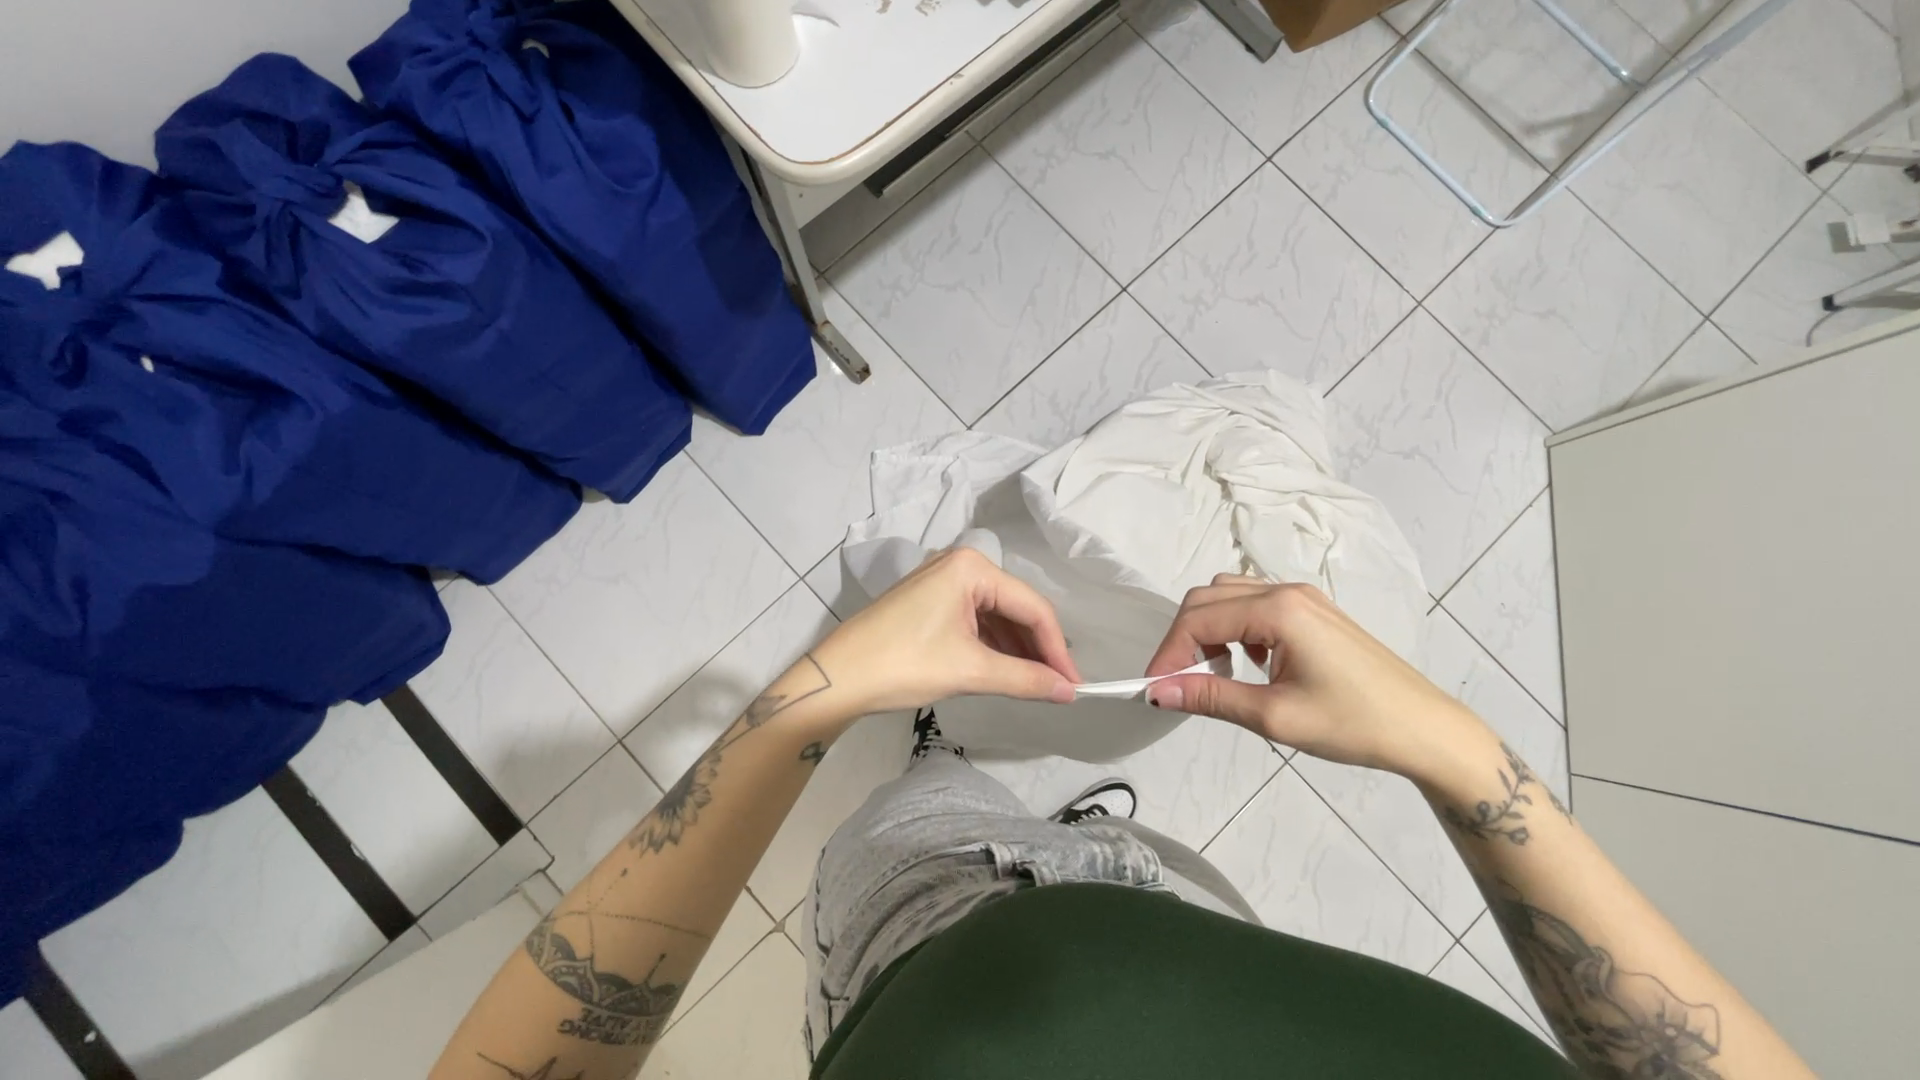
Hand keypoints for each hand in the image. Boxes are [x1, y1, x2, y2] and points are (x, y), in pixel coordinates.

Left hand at [812, 548, 1082, 715]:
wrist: (837, 677)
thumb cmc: (903, 665)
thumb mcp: (970, 671)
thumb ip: (1025, 679)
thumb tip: (1068, 691)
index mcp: (972, 567)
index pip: (1032, 606)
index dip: (1057, 648)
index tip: (1073, 685)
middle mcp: (959, 564)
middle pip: (1015, 607)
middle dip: (1037, 648)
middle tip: (1058, 687)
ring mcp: (941, 582)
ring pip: (995, 616)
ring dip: (1017, 650)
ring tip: (1036, 685)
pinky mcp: (929, 602)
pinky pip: (974, 621)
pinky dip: (993, 646)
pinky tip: (1006, 671)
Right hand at [1142, 576, 1491, 778]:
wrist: (1425, 729)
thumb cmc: (1353, 724)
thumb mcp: (1274, 716)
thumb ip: (1211, 697)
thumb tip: (1158, 692)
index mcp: (1278, 611)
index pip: (1198, 618)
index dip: (1168, 652)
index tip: (1155, 690)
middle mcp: (1286, 592)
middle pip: (1208, 598)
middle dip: (1183, 638)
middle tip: (1179, 683)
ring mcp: (1303, 598)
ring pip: (1229, 596)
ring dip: (1208, 630)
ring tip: (1212, 674)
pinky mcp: (1313, 611)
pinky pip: (1254, 604)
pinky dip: (1234, 628)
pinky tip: (1248, 664)